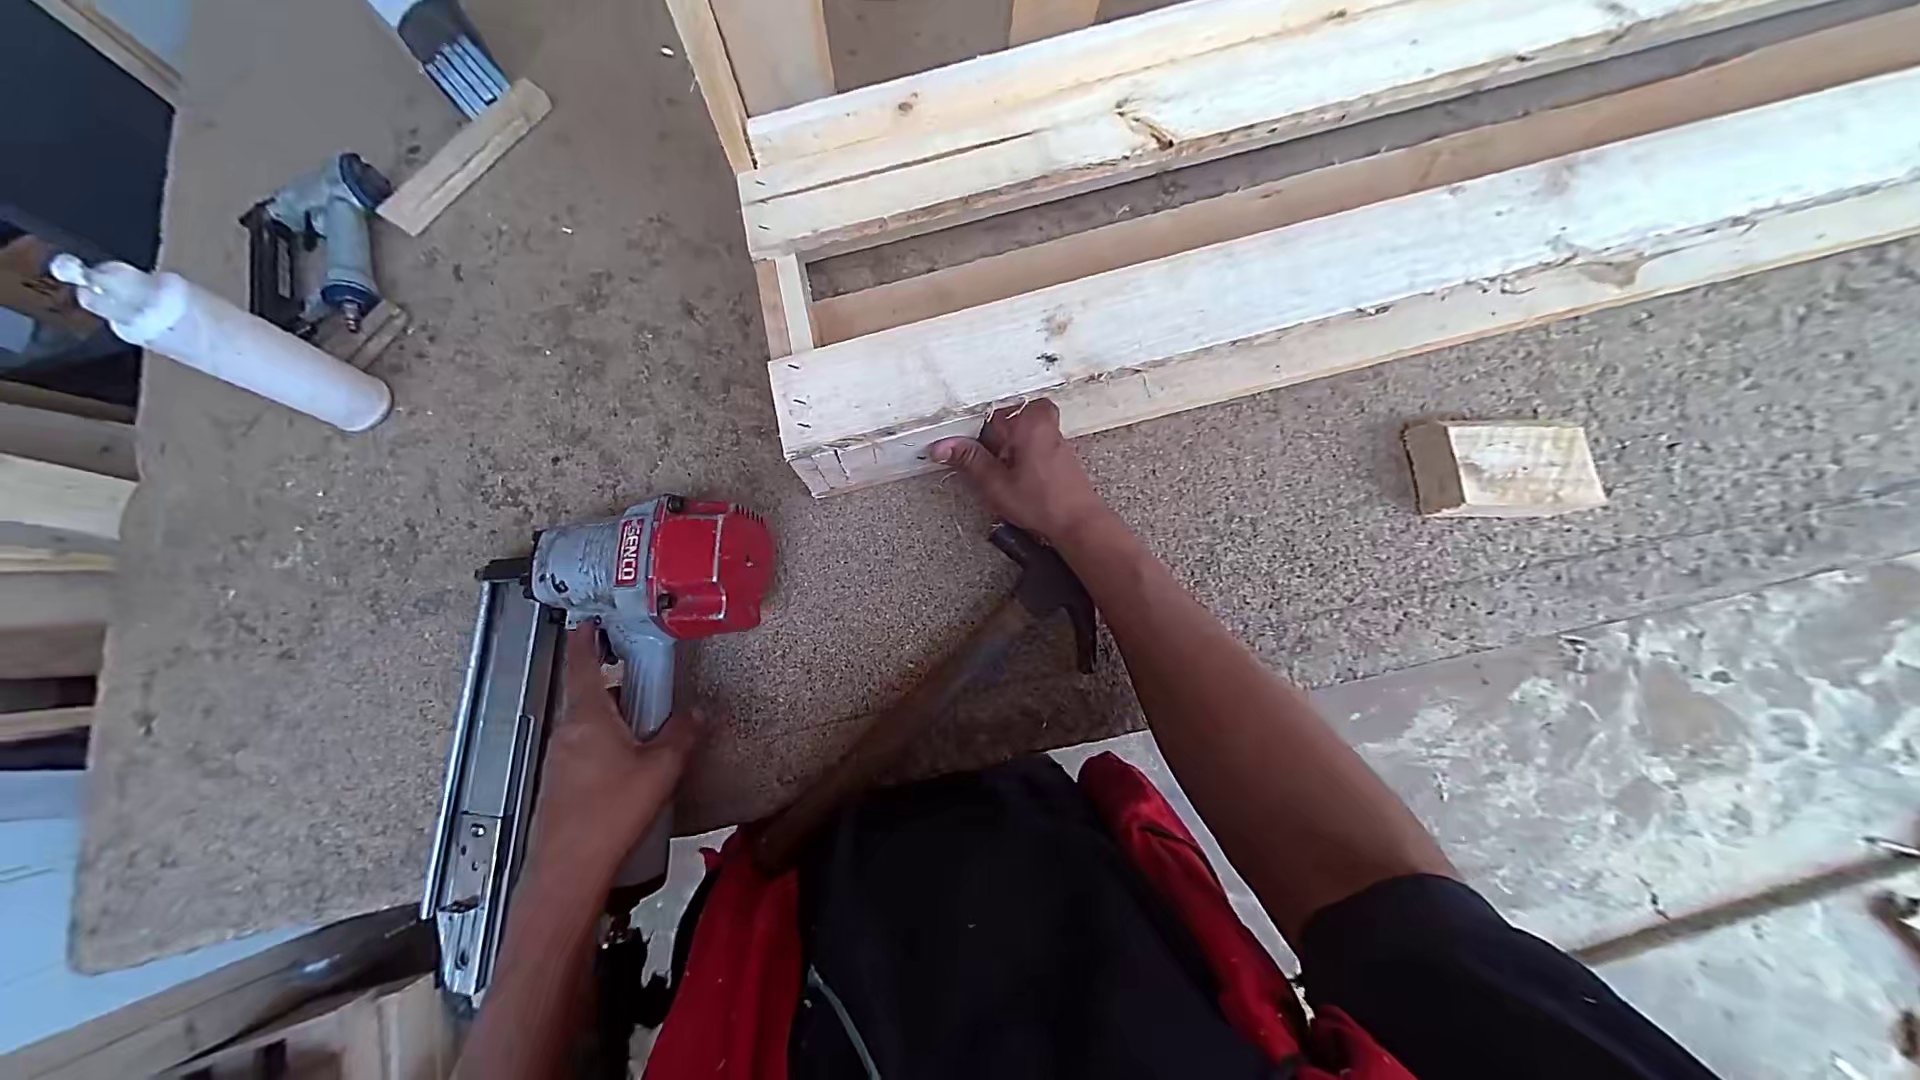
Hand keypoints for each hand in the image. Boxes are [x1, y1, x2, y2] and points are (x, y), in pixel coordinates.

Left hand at [528, 623, 701, 875]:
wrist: (569, 870)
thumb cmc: (610, 814)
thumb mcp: (662, 767)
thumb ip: (683, 733)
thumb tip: (697, 713)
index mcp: (588, 718)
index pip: (581, 666)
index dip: (585, 640)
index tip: (590, 624)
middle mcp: (567, 734)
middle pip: (591, 696)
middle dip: (620, 689)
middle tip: (649, 692)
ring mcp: (559, 760)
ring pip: (588, 725)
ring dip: (615, 721)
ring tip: (647, 737)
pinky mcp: (559, 784)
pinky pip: (584, 750)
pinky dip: (606, 746)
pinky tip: (630, 769)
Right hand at [930, 399, 1116, 545]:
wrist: (1077, 522)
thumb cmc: (1043, 503)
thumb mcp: (995, 483)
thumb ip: (968, 459)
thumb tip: (945, 446)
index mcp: (1027, 421)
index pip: (987, 415)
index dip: (972, 436)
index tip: (963, 450)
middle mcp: (1043, 422)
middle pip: (1004, 420)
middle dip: (992, 440)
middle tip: (989, 462)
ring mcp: (1053, 436)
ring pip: (1018, 432)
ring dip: (1007, 450)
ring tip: (1006, 475)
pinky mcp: (1058, 452)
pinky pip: (1031, 443)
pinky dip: (1020, 457)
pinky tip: (1019, 479)